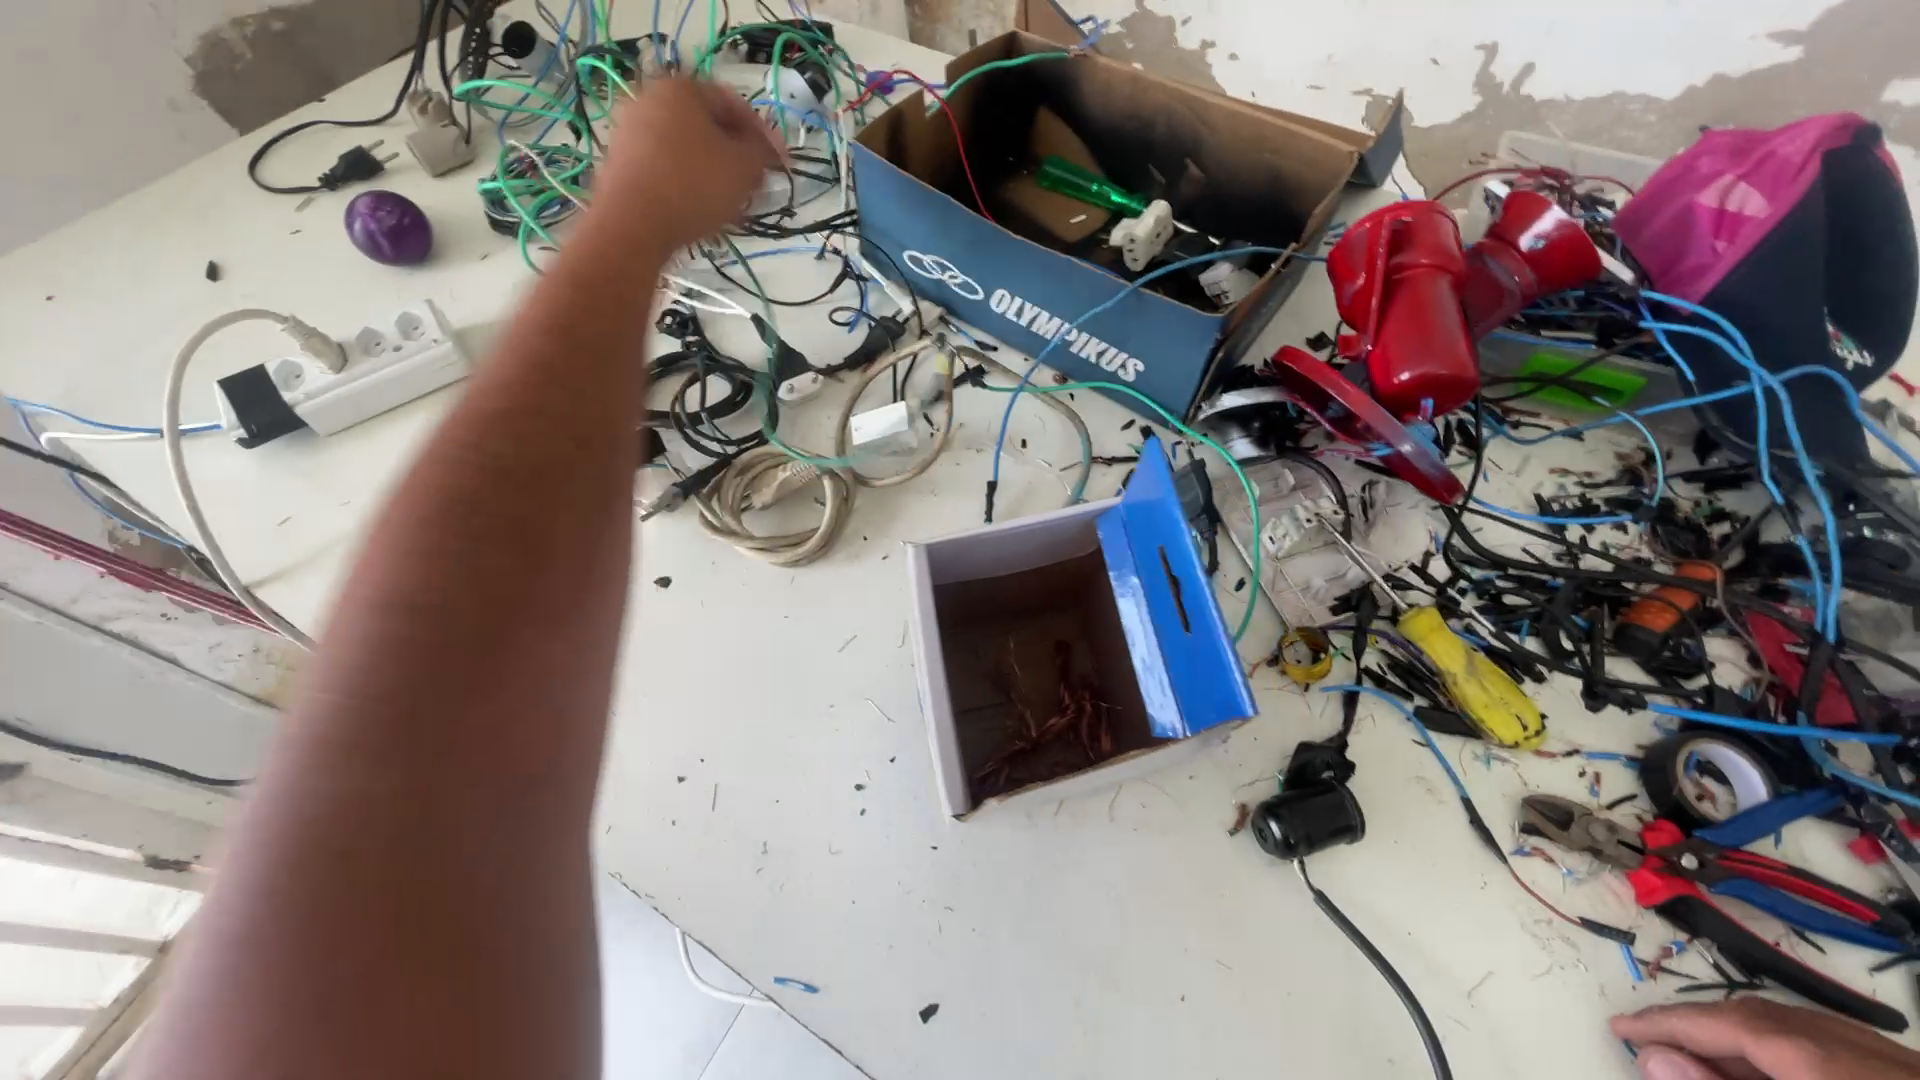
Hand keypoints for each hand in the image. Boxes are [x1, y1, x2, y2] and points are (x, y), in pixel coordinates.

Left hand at [591, 78, 783, 251]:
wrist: (632, 224)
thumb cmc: (694, 185)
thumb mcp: (743, 167)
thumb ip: (763, 152)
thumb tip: (769, 149)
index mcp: (681, 88)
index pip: (734, 103)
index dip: (763, 134)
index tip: (780, 163)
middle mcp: (650, 99)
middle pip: (708, 125)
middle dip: (737, 154)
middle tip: (757, 183)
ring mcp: (631, 131)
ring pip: (688, 148)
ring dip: (715, 171)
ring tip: (732, 201)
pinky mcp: (621, 163)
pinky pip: (667, 166)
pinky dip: (689, 182)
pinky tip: (702, 207)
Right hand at [1613, 999, 1919, 1079]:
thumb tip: (1653, 1056)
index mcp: (1825, 1062)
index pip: (1726, 1023)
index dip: (1664, 1022)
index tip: (1618, 1026)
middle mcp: (1864, 1053)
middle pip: (1763, 1020)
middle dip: (1701, 1028)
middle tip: (1652, 1044)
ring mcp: (1899, 1067)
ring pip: (1803, 1035)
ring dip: (1744, 1044)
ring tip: (1703, 1065)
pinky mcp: (1913, 1078)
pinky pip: (1840, 1056)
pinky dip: (1789, 1062)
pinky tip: (1773, 1078)